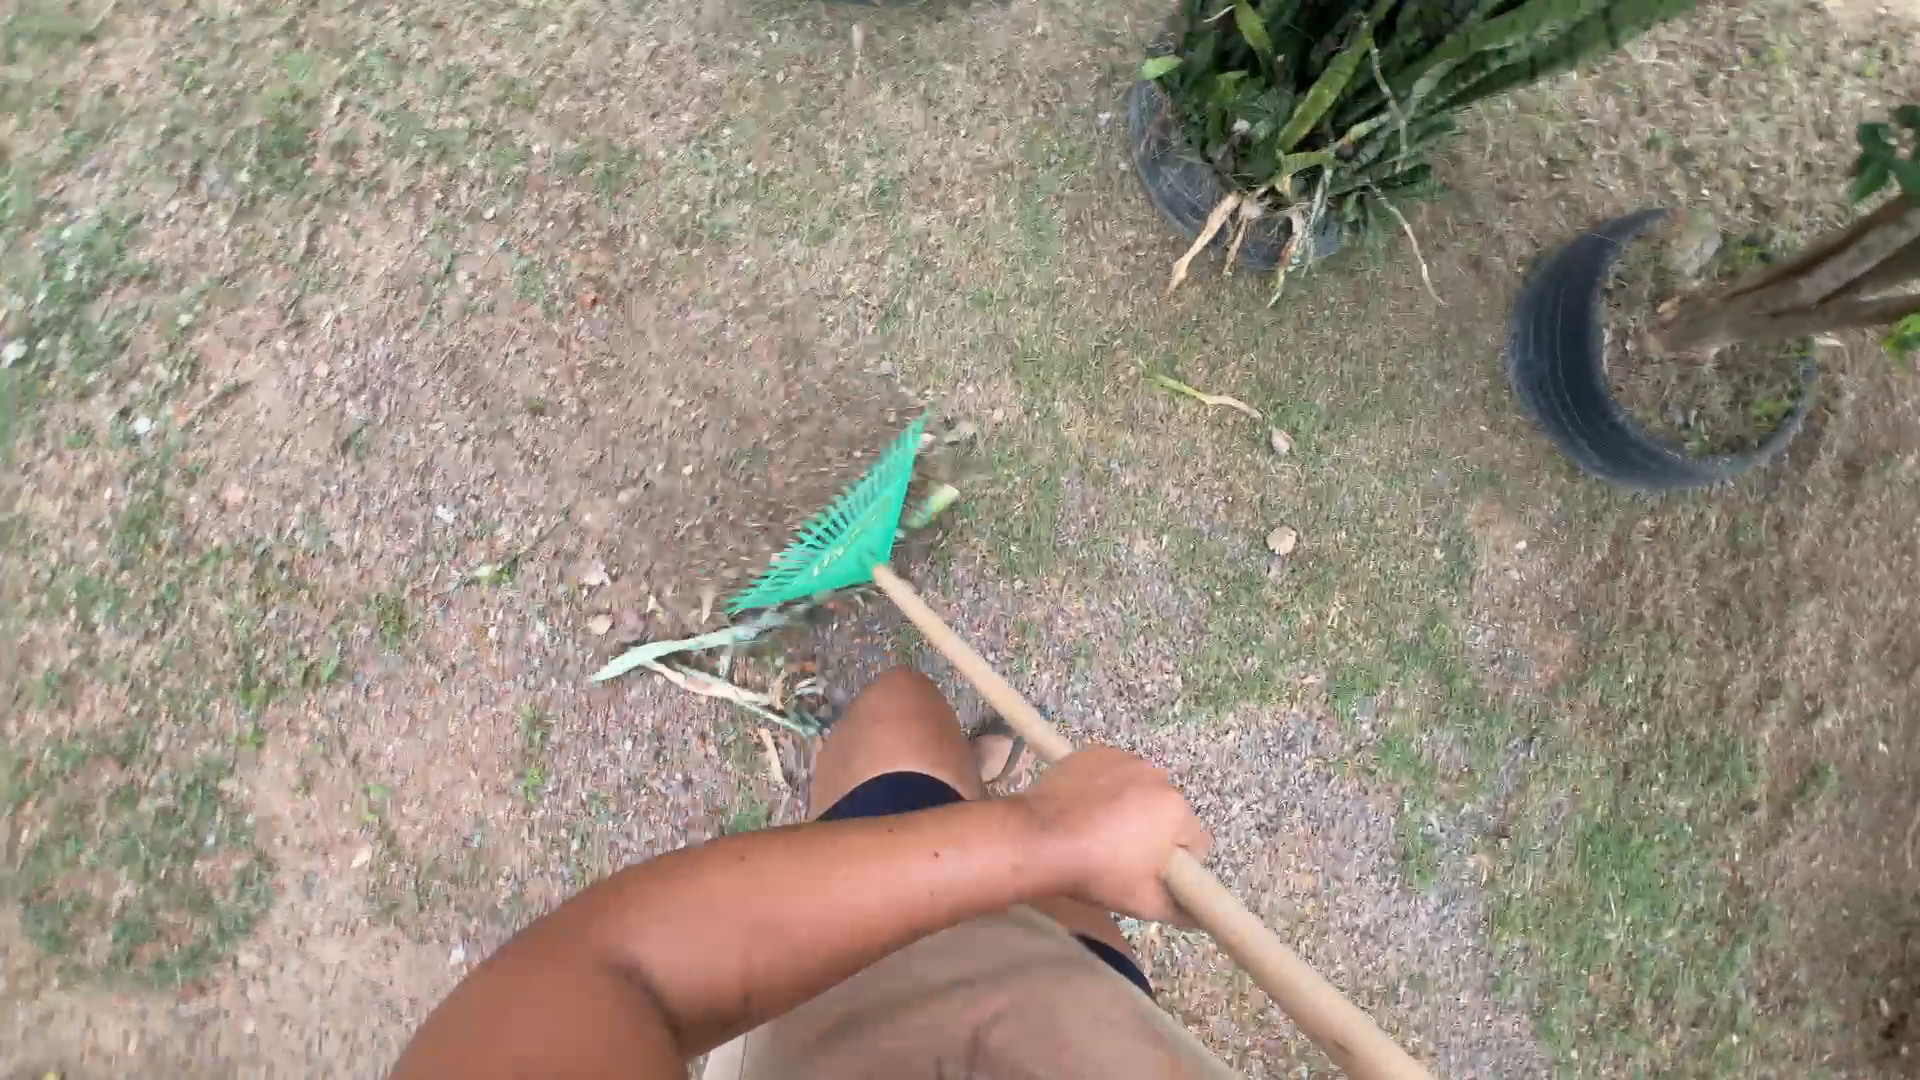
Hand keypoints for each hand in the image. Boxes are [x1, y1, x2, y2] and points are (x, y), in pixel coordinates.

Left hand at [1016, 746, 1210, 922]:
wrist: (1039, 837)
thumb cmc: (1098, 870)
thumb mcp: (1146, 903)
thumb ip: (1182, 911)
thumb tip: (1198, 915)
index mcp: (1175, 808)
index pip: (1193, 841)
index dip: (1176, 863)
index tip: (1149, 872)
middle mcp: (1155, 775)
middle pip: (1166, 810)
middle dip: (1152, 830)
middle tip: (1122, 852)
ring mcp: (1122, 758)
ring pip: (1138, 788)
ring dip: (1129, 804)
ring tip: (1098, 828)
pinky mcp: (1094, 752)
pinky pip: (1111, 772)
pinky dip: (1104, 786)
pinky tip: (1084, 806)